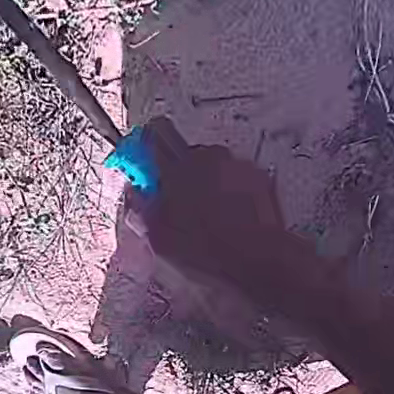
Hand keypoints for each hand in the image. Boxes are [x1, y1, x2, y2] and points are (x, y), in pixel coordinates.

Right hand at [124, 117, 301, 293]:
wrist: (258, 259)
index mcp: (177, 166)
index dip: (144, 151)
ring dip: (203, 182)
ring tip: (203, 217)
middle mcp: (207, 157)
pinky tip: (225, 219)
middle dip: (175, 173)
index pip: (153, 134)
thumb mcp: (158, 236)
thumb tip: (135, 194)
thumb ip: (141, 207)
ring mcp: (236, 164)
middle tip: (173, 204)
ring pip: (210, 165)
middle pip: (183, 152)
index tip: (142, 169)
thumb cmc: (207, 249)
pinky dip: (228, 191)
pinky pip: (234, 177)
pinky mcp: (259, 176)